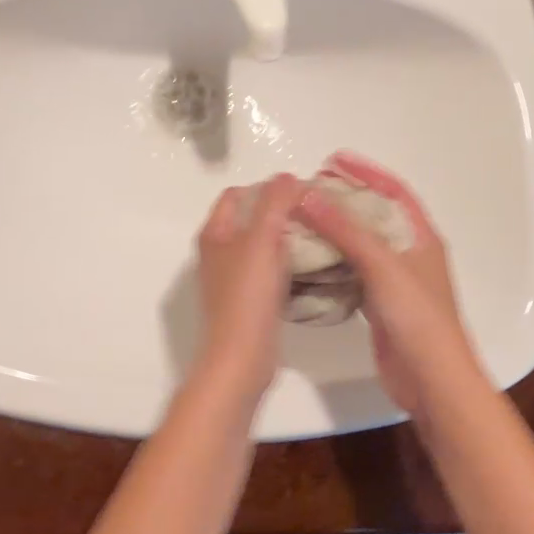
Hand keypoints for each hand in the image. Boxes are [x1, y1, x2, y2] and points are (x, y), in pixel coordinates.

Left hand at [195, 173, 305, 395]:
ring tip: (318, 237)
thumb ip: (275, 203)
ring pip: (261, 246)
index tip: (301, 192)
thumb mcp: (262, 240)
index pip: (237, 194)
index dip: (267, 187)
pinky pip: (269, 272)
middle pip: (250, 219)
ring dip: (286, 239)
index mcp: (214, 233)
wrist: (241, 357)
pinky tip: (310, 269)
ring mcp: (232, 278)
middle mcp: (218, 252)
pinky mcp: (247, 300)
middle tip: (315, 214)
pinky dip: (287, 265)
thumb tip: (287, 176)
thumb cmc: (247, 295)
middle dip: (280, 212)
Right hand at [294, 152, 475, 412]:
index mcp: (420, 237)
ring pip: (361, 245)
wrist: (431, 379)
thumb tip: (308, 195)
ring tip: (301, 219)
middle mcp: (409, 254)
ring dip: (335, 231)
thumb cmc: (416, 317)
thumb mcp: (381, 265)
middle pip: (374, 216)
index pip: (394, 192)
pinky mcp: (381, 305)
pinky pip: (352, 273)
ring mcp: (396, 282)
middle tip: (307, 190)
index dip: (366, 172)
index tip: (333, 159)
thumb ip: (345, 230)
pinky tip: (308, 261)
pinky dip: (332, 262)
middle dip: (343, 199)